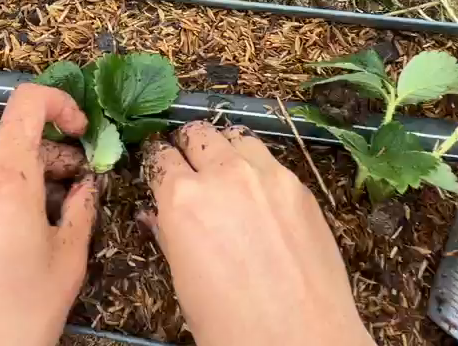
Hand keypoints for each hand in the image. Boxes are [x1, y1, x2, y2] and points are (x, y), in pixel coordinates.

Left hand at [0, 83, 97, 345]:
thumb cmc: (16, 319)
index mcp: (4, 177)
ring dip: (20, 188)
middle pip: (14, 146)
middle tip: (73, 194)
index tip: (79, 130)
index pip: (28, 102)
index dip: (59, 103)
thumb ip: (82, 210)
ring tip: (37, 231)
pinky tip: (1, 247)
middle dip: (49, 162)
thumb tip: (86, 185)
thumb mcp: (66, 263)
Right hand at [146, 122, 374, 345]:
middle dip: (189, 147)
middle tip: (192, 168)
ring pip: (235, 137)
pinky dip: (257, 168)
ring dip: (224, 149)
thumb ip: (169, 237)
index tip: (161, 171)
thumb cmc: (231, 329)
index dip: (158, 164)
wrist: (304, 344)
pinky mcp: (297, 183)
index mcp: (182, 199)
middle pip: (197, 134)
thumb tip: (154, 213)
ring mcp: (264, 173)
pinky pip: (269, 160)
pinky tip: (261, 196)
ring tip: (227, 174)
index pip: (161, 156)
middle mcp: (221, 173)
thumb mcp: (185, 286)